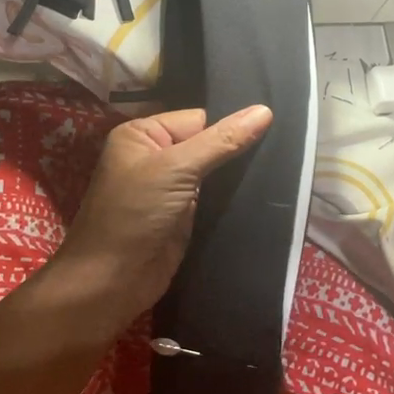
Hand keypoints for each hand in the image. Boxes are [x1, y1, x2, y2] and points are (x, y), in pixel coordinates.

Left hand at [54, 104, 272, 315]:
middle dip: (237, 151)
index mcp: (143, 134)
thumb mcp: (176, 169)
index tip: (271, 129)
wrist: (110, 283)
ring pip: (216, 173)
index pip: (199, 118)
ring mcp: (171, 189)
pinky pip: (216, 199)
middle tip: (282, 151)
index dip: (228, 126)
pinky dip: (234, 199)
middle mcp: (156, 157)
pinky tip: (265, 195)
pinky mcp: (185, 217)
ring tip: (280, 172)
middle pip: (209, 143)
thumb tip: (265, 110)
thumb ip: (221, 141)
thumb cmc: (134, 215)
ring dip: (239, 177)